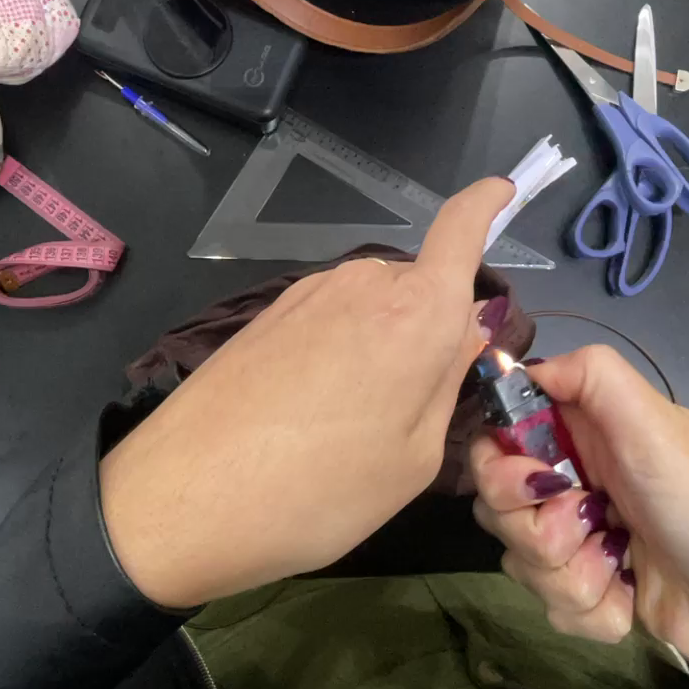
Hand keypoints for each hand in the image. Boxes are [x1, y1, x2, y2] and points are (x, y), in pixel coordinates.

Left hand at [101, 178, 516, 607]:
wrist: (186, 497)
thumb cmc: (321, 491)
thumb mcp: (414, 456)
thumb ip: (448, 379)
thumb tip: (466, 328)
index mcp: (416, 311)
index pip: (460, 230)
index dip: (485, 205)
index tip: (502, 192)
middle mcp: (363, 283)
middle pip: (418, 286)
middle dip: (429, 328)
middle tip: (411, 404)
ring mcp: (307, 293)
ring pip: (372, 304)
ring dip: (380, 343)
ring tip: (351, 421)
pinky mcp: (267, 313)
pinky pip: (331, 316)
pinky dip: (341, 348)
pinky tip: (310, 409)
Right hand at [470, 345, 688, 673]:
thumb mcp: (659, 430)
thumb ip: (594, 377)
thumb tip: (514, 362)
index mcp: (580, 432)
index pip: (494, 437)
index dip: (498, 465)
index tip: (533, 485)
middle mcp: (569, 478)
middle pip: (495, 503)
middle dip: (537, 531)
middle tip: (592, 530)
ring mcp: (578, 536)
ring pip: (519, 557)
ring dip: (570, 576)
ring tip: (622, 571)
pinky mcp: (590, 588)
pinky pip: (549, 602)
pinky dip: (590, 611)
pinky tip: (627, 604)